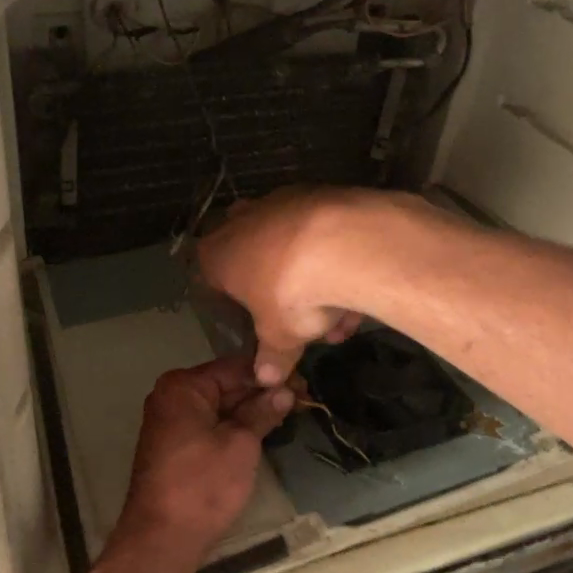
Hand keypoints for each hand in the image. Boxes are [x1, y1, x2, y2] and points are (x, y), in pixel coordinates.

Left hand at [110, 358, 293, 572]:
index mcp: (183, 386)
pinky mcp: (176, 445)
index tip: (304, 380)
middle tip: (304, 397)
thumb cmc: (202, 486)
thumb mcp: (240, 445)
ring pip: (220, 407)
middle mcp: (172, 396)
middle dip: (262, 392)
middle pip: (226, 385)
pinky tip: (264, 429)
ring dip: (252, 410)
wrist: (162, 539)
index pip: (235, 367)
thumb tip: (285, 391)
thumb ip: (262, 412)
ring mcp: (171, 421)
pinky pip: (210, 425)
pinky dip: (235, 427)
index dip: (271, 374)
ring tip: (292, 411)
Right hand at [194, 187, 385, 385]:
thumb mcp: (280, 337)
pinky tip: (360, 290)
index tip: (257, 323)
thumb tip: (267, 379)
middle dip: (280, 292)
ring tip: (342, 319)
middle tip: (303, 321)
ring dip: (316, 283)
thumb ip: (272, 357)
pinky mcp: (321, 193)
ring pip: (295, 249)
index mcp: (217, 254)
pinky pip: (324, 237)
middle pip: (256, 260)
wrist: (346, 240)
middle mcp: (242, 221)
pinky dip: (337, 261)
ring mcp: (281, 202)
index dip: (235, 304)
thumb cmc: (291, 292)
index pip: (212, 278)